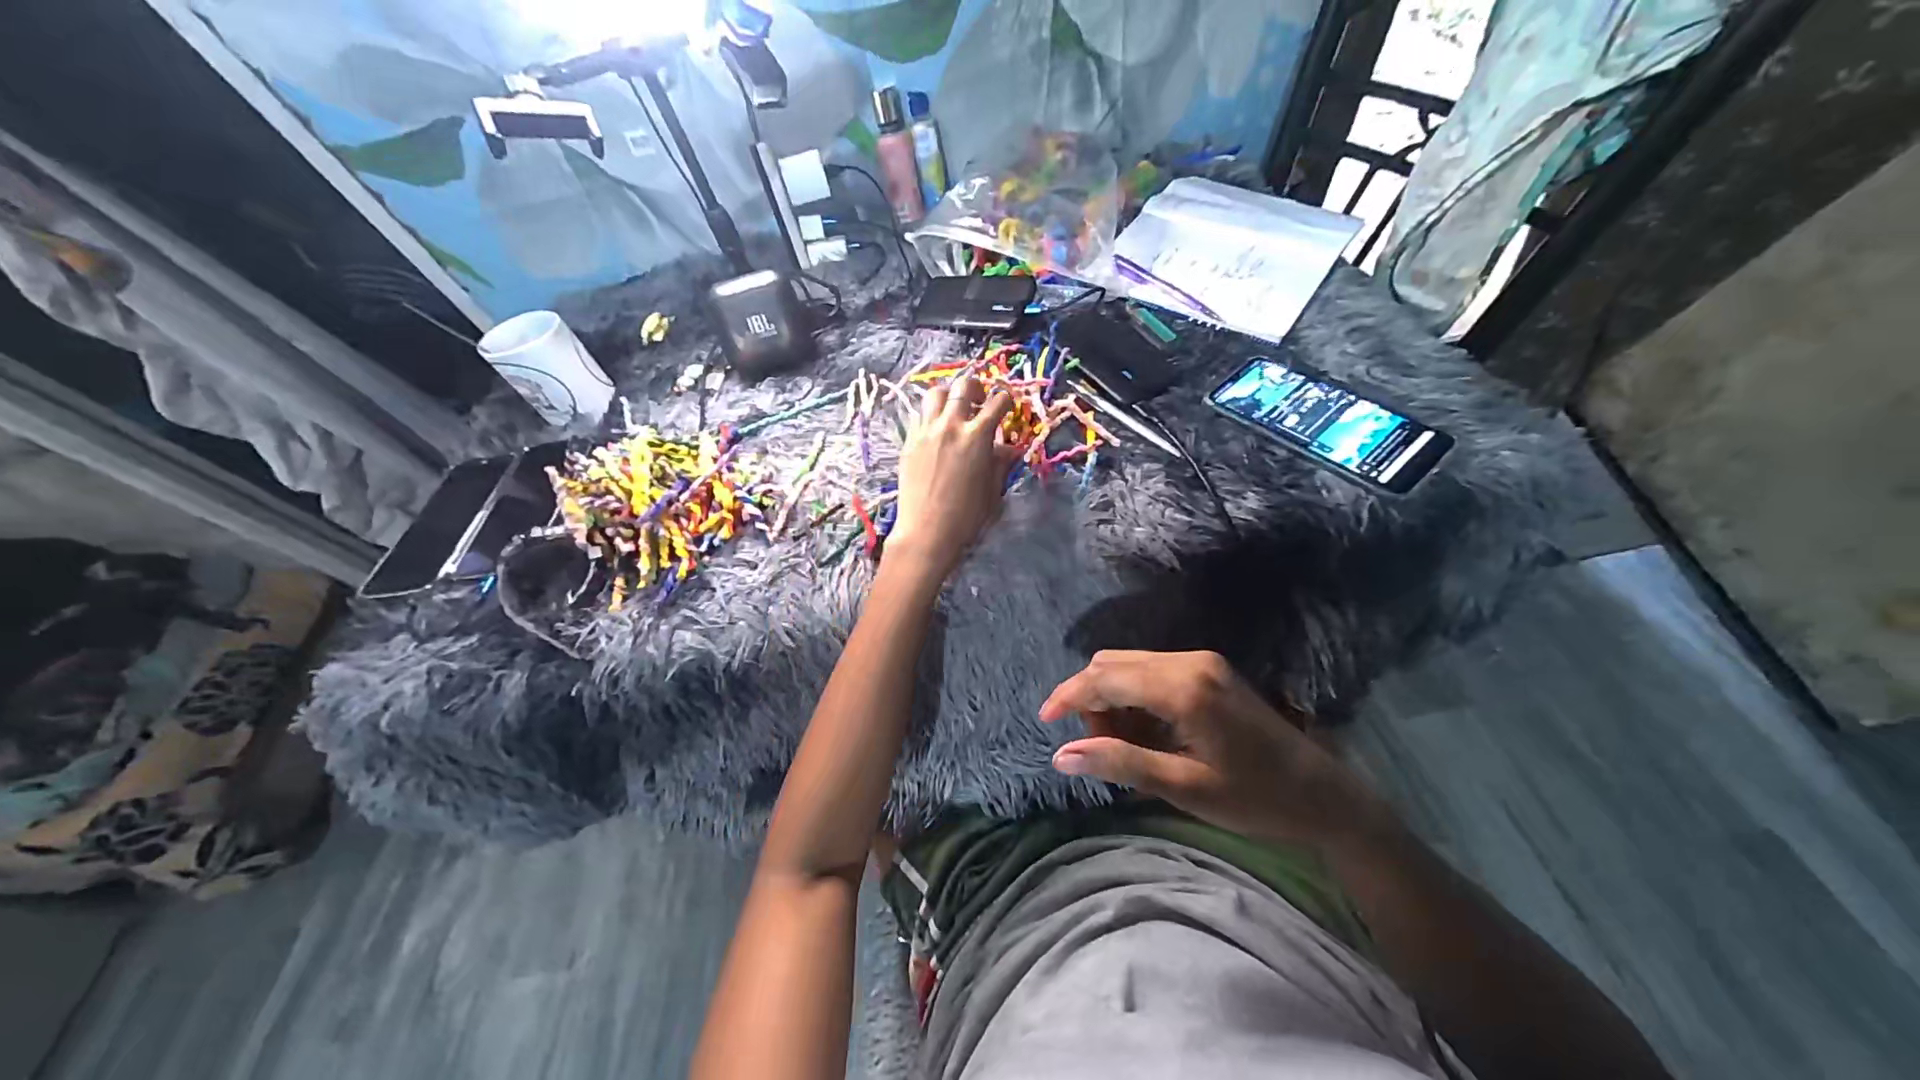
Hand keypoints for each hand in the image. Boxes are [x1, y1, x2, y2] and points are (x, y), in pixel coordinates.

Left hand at [885, 375, 1019, 581]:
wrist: (927, 532)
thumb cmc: (966, 516)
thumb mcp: (993, 488)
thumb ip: (1001, 462)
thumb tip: (1010, 447)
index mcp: (978, 436)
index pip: (997, 401)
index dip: (1006, 399)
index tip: (1007, 404)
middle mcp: (951, 426)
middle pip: (964, 386)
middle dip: (976, 387)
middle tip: (980, 400)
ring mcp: (926, 431)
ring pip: (936, 393)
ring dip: (949, 395)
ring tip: (954, 409)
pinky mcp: (909, 442)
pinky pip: (919, 415)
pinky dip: (930, 415)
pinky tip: (936, 429)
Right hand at [1040, 650, 1396, 850]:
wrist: (1324, 794)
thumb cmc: (1257, 799)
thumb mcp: (1185, 788)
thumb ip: (1122, 764)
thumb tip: (1060, 756)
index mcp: (1184, 687)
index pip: (1106, 677)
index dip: (1069, 696)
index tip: (1045, 721)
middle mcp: (1190, 661)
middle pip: (1113, 664)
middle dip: (1091, 699)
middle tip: (1096, 748)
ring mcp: (1202, 661)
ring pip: (1130, 665)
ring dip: (1112, 699)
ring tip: (1123, 746)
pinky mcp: (1209, 670)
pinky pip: (1151, 672)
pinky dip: (1134, 697)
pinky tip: (1145, 732)